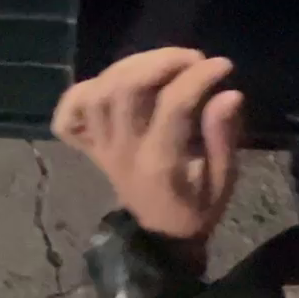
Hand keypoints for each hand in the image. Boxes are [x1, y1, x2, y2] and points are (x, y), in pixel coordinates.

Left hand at [51, 48, 245, 242]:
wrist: (159, 239)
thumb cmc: (196, 207)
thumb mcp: (222, 180)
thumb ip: (223, 137)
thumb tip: (230, 93)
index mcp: (160, 162)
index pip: (173, 105)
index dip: (199, 77)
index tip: (223, 66)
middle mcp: (123, 151)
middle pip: (124, 90)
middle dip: (161, 61)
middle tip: (192, 58)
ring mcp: (101, 148)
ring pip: (98, 93)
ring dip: (131, 65)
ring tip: (162, 61)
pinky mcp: (89, 147)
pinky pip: (68, 116)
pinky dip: (84, 92)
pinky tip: (113, 83)